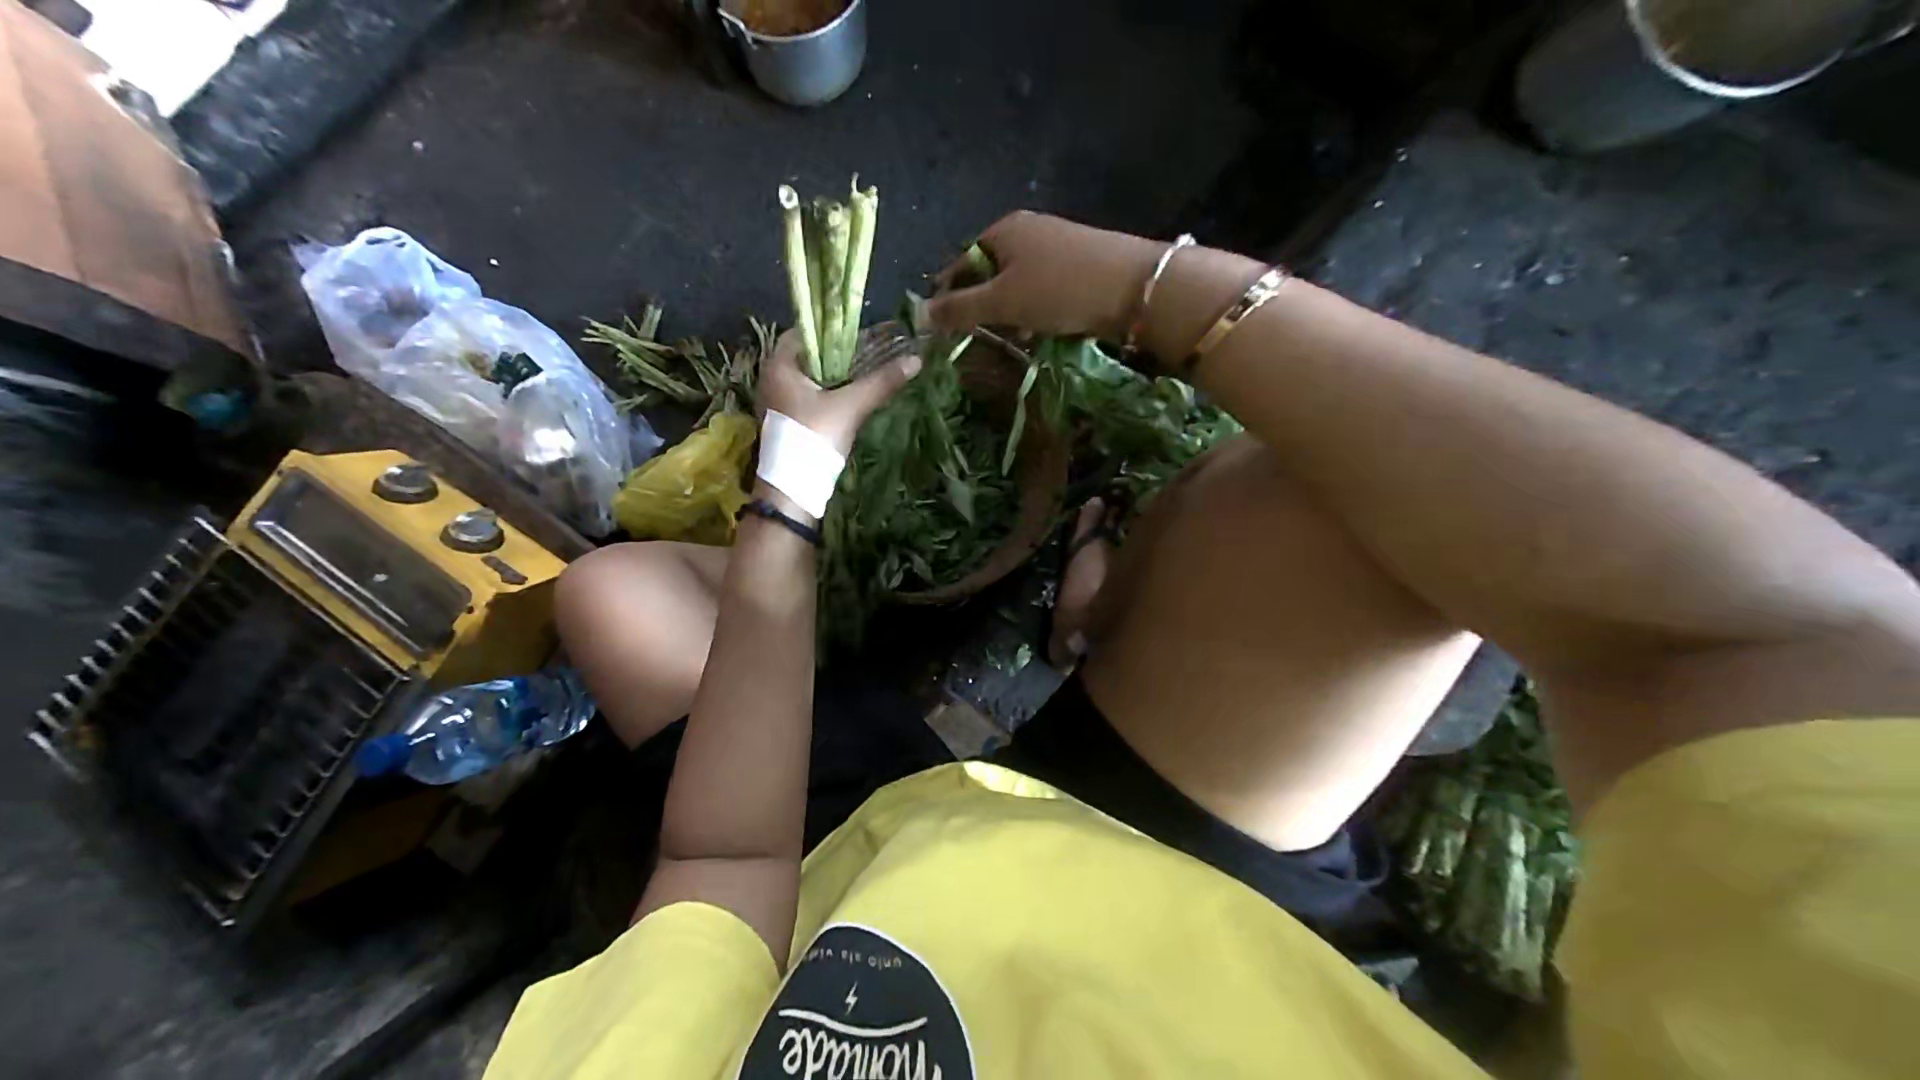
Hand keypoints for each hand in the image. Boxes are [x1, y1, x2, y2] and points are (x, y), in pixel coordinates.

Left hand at [755, 329, 920, 455]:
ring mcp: (776, 401)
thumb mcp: (851, 406)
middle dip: (838, 354)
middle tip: (869, 353)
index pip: (806, 332)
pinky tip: (850, 399)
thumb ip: (881, 382)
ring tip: (865, 374)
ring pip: (809, 379)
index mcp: (779, 365)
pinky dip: (828, 394)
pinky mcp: (785, 421)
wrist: (791, 489)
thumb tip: (916, 360)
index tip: (861, 335)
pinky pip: (807, 397)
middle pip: (809, 355)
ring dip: (835, 376)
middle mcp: (772, 378)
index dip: (834, 331)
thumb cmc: (814, 438)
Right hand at [926, 212, 1162, 341]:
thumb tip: (920, 314)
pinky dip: (1035, 310)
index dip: (948, 296)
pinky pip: (1042, 289)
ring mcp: (1054, 245)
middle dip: (982, 307)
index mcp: (1001, 231)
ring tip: (1013, 338)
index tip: (944, 331)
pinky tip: (1041, 330)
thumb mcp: (1002, 302)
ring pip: (1016, 284)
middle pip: (988, 273)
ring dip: (1010, 313)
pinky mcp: (1077, 264)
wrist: (1133, 286)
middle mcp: (1026, 231)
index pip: (959, 263)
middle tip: (979, 338)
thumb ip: (959, 308)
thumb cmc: (1058, 289)